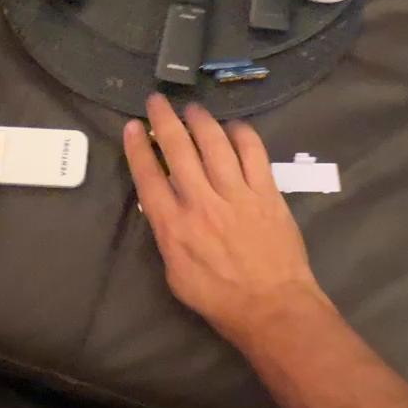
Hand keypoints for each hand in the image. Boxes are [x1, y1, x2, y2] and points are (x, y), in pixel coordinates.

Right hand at [122, 94, 330, 345]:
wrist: (273, 308)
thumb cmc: (219, 298)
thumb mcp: (176, 274)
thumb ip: (167, 234)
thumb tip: (164, 204)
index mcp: (174, 226)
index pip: (148, 177)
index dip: (138, 147)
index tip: (134, 126)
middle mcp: (201, 203)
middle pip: (178, 150)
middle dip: (165, 120)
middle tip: (158, 100)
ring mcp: (236, 194)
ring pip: (214, 144)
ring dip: (201, 121)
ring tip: (192, 108)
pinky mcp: (266, 192)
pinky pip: (253, 152)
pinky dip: (242, 134)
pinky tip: (234, 126)